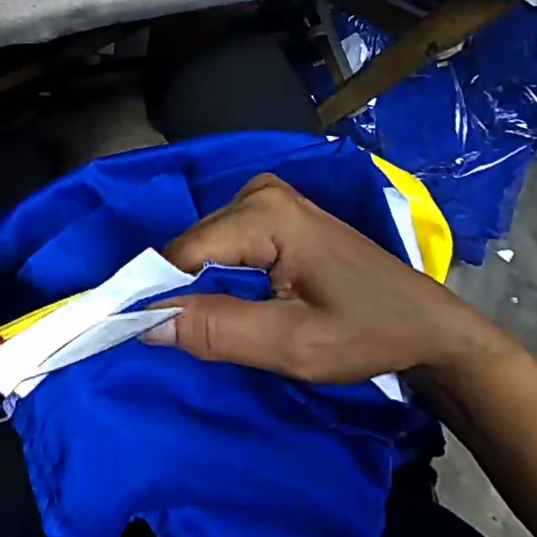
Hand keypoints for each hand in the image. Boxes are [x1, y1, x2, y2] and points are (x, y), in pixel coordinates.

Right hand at [143, 174, 514, 382]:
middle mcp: (264, 192)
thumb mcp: (292, 344)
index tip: (114, 336)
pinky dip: (213, 274)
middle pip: (190, 244)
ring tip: (189, 329)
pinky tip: (216, 304)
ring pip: (204, 245)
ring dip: (191, 285)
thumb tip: (142, 321)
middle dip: (170, 291)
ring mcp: (274, 199)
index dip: (145, 295)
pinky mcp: (281, 215)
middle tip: (158, 342)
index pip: (180, 252)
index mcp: (268, 213)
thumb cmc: (367, 332)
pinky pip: (226, 242)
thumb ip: (217, 330)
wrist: (422, 322)